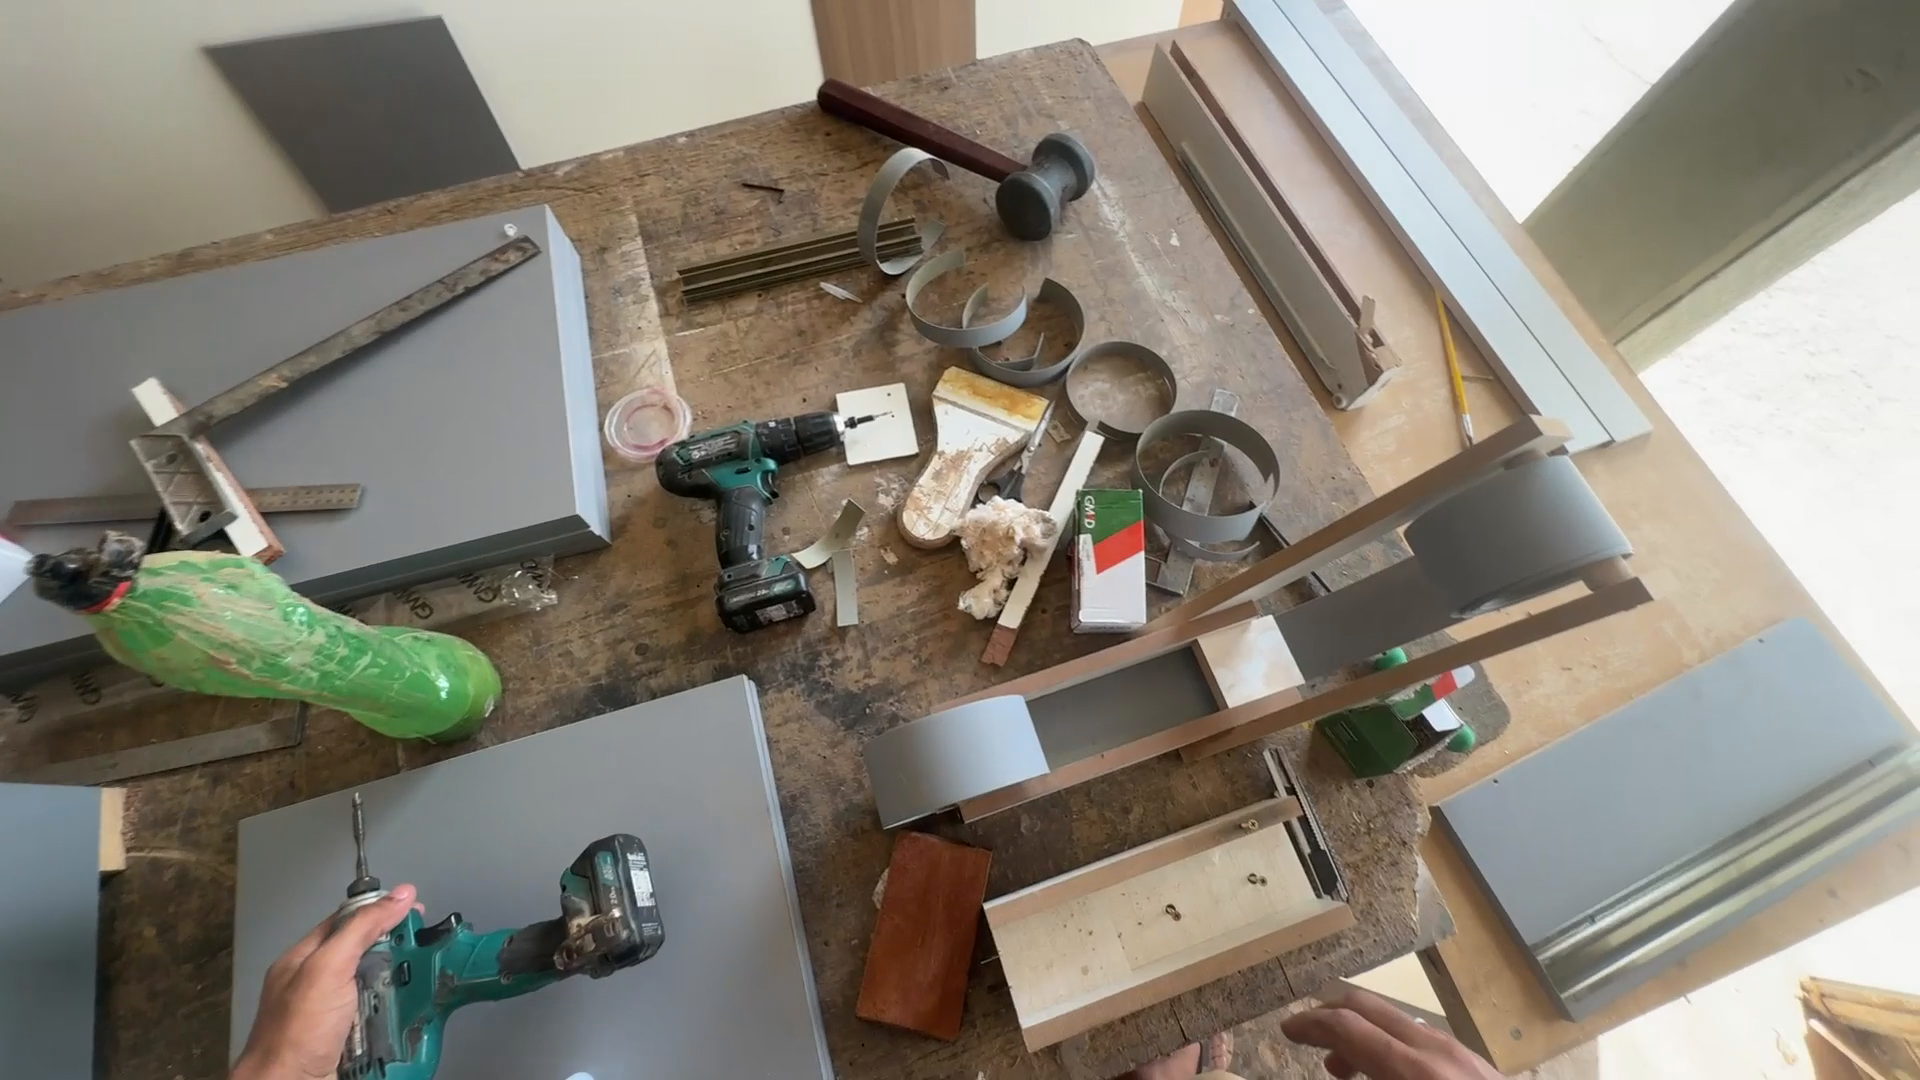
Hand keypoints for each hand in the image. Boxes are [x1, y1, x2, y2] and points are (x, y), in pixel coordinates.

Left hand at [231, 884, 418, 1079]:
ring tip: (425, 976)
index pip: (350, 918)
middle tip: (423, 948)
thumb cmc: (298, 1032)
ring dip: (405, 977)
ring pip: (382, 977)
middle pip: (371, 948)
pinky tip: (417, 1003)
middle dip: (399, 946)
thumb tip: (404, 893)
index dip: (383, 909)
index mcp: (305, 959)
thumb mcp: (327, 969)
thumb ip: (362, 928)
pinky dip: (403, 1003)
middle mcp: (320, 981)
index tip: (417, 911)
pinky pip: (385, 1006)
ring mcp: (337, 1009)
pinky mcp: (353, 1031)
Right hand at [1281, 988, 1503, 1078]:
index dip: (1310, 1025)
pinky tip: (1392, 1079)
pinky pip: (1424, 1043)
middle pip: (1369, 1008)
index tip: (1285, 1032)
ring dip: (1363, 1036)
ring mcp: (1464, 1059)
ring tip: (1344, 1071)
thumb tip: (1337, 1071)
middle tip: (1308, 1038)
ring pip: (1397, 1024)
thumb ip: (1367, 1076)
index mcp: (1413, 1070)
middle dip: (1332, 1017)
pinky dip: (1394, 1050)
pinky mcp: (1482, 1072)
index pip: (1347, 1026)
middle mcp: (1437, 1051)